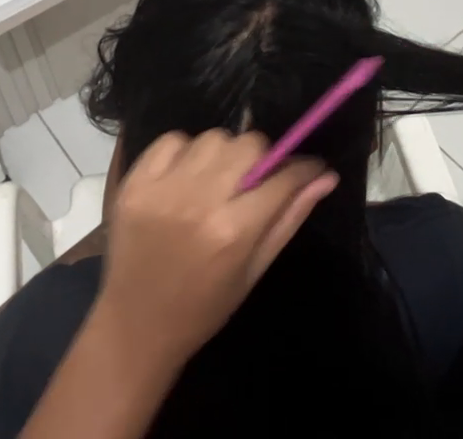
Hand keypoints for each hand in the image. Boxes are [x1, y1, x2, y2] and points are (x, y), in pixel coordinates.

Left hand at [95, 129, 338, 365]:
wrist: (136, 325)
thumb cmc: (205, 306)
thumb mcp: (255, 269)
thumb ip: (290, 217)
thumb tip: (327, 176)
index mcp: (233, 231)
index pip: (282, 177)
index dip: (302, 168)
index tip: (309, 168)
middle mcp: (199, 201)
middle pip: (247, 144)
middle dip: (261, 158)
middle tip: (253, 181)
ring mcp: (162, 189)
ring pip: (212, 138)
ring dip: (223, 154)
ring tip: (216, 182)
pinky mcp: (135, 183)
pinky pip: (170, 140)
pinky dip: (184, 151)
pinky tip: (184, 178)